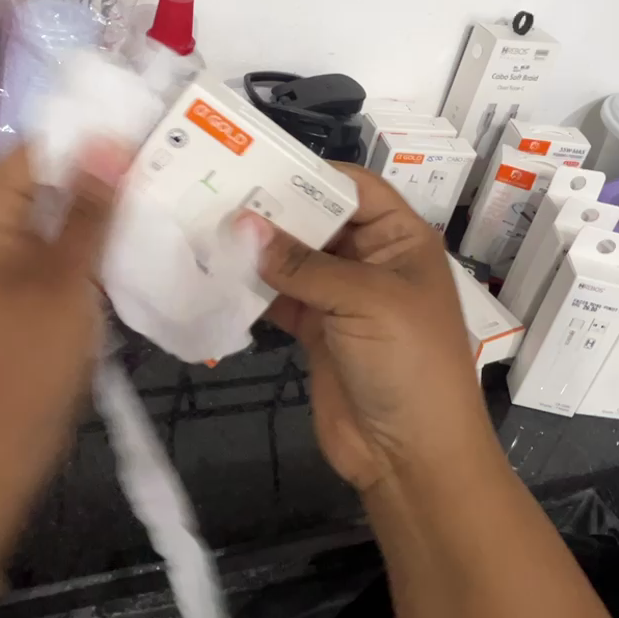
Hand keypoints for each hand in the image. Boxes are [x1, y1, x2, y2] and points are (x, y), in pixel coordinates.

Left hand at [0, 141, 127, 563]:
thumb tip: (109, 141)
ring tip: (165, 198)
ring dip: (104, 213)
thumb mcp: (65, 281)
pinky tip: (139, 244)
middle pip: (50, 182)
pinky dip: (93, 246)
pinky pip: (58, 252)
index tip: (153, 137)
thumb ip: (88, 209)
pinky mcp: (18, 293)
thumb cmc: (23, 365)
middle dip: (105, 176)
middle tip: (170, 168)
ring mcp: (0, 264)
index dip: (94, 140)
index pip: (41, 149)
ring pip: (59, 218)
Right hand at [246, 166, 499, 492]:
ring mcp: (342, 296)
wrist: (412, 455)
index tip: (259, 162)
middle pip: (319, 220)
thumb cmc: (408, 361)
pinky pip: (281, 297)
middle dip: (276, 210)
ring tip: (206, 225)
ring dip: (258, 248)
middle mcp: (370, 259)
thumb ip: (303, 264)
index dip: (312, 173)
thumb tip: (243, 225)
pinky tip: (216, 273)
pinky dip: (253, 288)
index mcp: (400, 239)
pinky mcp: (317, 329)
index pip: (355, 188)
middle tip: (217, 191)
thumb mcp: (364, 302)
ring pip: (295, 258)